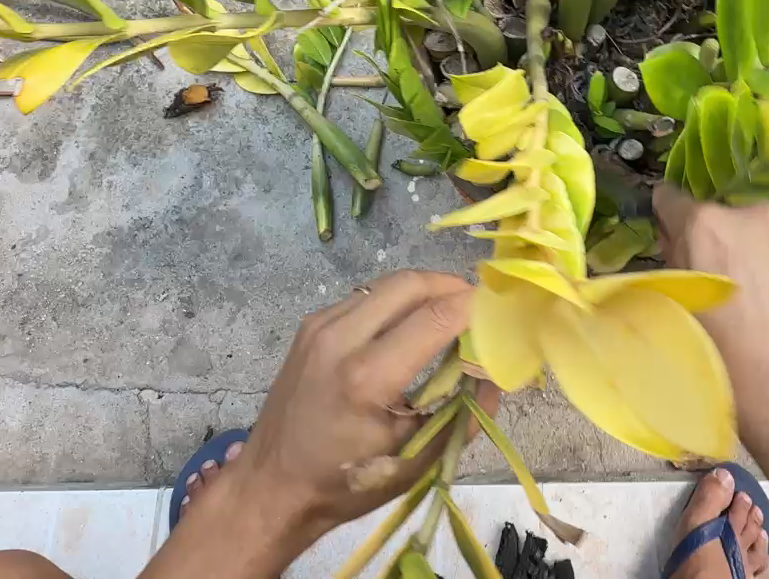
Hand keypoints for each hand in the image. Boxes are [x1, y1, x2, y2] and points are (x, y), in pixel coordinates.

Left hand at [228, 270, 494, 537]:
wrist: (270, 485)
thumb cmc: (346, 482)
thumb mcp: (414, 461)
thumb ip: (463, 415)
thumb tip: (496, 374)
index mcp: (367, 377)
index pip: (434, 318)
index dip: (472, 306)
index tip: (499, 308)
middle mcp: (341, 338)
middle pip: (410, 283)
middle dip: (449, 285)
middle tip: (476, 303)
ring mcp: (321, 324)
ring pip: (387, 283)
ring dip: (423, 289)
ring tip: (447, 310)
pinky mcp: (311, 323)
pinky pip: (365, 296)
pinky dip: (394, 301)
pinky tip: (407, 324)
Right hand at [654, 187, 768, 578]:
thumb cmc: (737, 375)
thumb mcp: (686, 317)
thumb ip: (677, 267)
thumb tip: (676, 241)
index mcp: (707, 226)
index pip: (673, 200)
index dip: (674, 222)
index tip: (682, 241)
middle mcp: (757, 213)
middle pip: (735, 218)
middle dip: (736, 244)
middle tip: (746, 291)